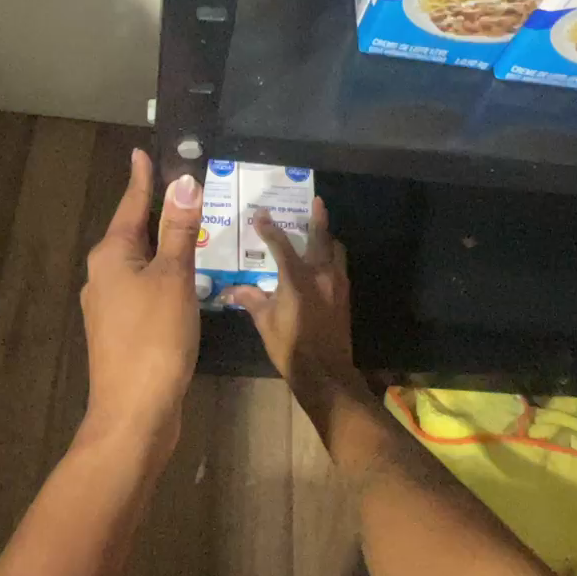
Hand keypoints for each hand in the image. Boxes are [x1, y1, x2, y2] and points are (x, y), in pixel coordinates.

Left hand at [79, 149, 200, 458]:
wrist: (134, 414)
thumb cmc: (155, 337)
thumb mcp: (175, 276)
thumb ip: (180, 229)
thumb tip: (184, 181)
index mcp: (111, 254)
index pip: (132, 204)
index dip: (142, 179)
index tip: (142, 153)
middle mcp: (103, 274)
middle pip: (135, 232)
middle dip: (158, 212)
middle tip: (186, 190)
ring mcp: (108, 306)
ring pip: (141, 263)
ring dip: (164, 247)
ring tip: (193, 231)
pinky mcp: (120, 331)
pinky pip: (145, 288)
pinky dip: (165, 276)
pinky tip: (186, 281)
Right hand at [222, 198, 356, 391]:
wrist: (326, 374)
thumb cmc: (291, 348)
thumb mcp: (265, 323)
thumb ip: (251, 299)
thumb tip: (231, 289)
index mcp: (297, 278)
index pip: (281, 245)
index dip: (269, 228)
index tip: (261, 214)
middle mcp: (321, 274)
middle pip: (321, 238)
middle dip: (317, 218)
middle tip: (316, 201)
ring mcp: (337, 284)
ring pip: (335, 251)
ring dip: (328, 238)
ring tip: (320, 231)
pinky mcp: (345, 296)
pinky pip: (340, 266)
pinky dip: (332, 257)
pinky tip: (324, 262)